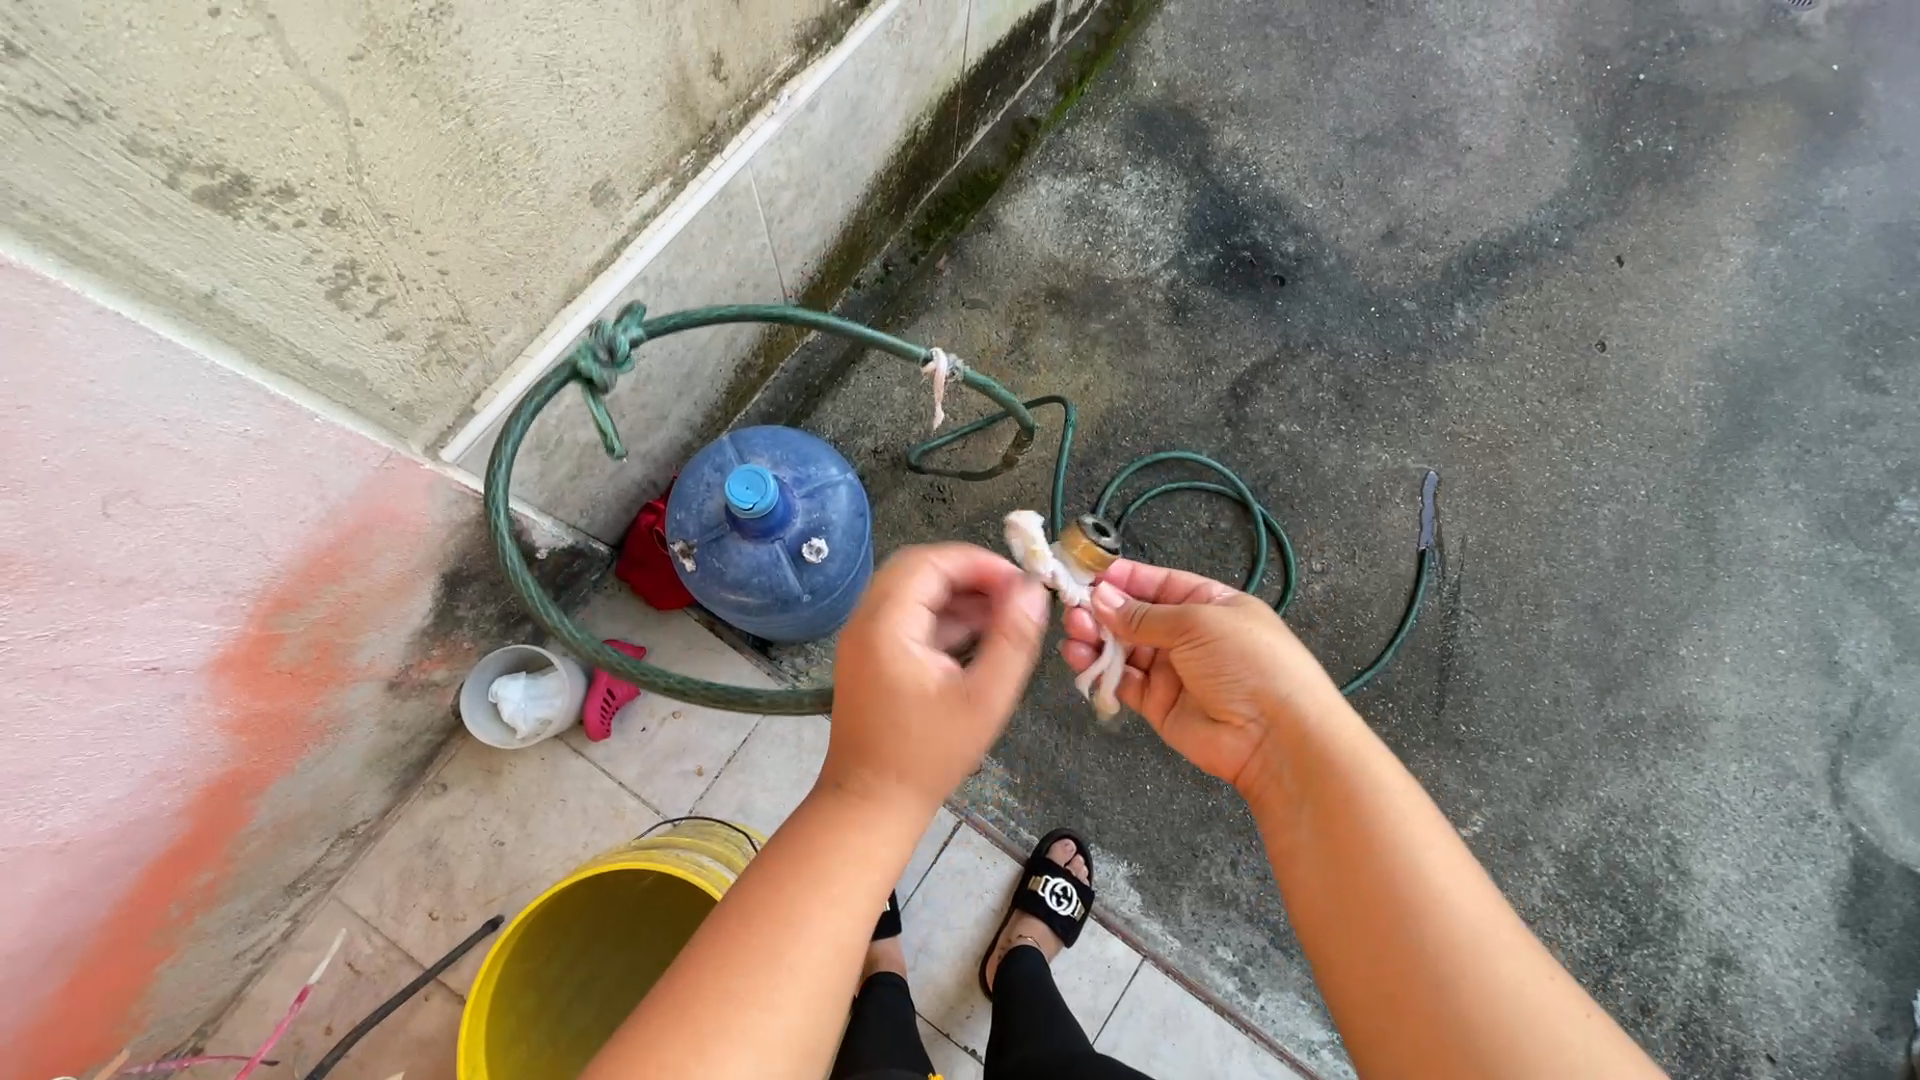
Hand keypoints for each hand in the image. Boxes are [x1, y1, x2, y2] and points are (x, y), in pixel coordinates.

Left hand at [824, 543, 1048, 813]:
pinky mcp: (869, 656)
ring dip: (956, 594)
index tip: (1019, 581)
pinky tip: (978, 634)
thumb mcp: (984, 699)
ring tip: (1004, 614)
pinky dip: (940, 617)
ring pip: (911, 591)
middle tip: (1012, 592)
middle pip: (918, 569)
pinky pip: (906, 617)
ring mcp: (863, 638)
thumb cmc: (928, 756)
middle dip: (969, 574)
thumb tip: (1032, 590)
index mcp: (886, 624)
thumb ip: (1012, 639)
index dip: (978, 562)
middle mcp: (866, 620)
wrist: (871, 803)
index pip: (930, 562)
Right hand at [1060, 560, 1340, 789]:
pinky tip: (1080, 659)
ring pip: (1123, 648)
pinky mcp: (1158, 703)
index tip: (1087, 575)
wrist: (1275, 736)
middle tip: (1074, 609)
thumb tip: (1100, 597)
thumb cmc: (1247, 662)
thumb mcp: (1198, 623)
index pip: (1158, 584)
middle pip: (1135, 616)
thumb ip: (1143, 614)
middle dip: (1103, 610)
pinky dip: (1099, 671)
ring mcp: (1172, 670)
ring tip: (1074, 634)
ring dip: (1096, 638)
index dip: (1124, 579)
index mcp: (1208, 604)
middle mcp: (1189, 635)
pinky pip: (1122, 681)